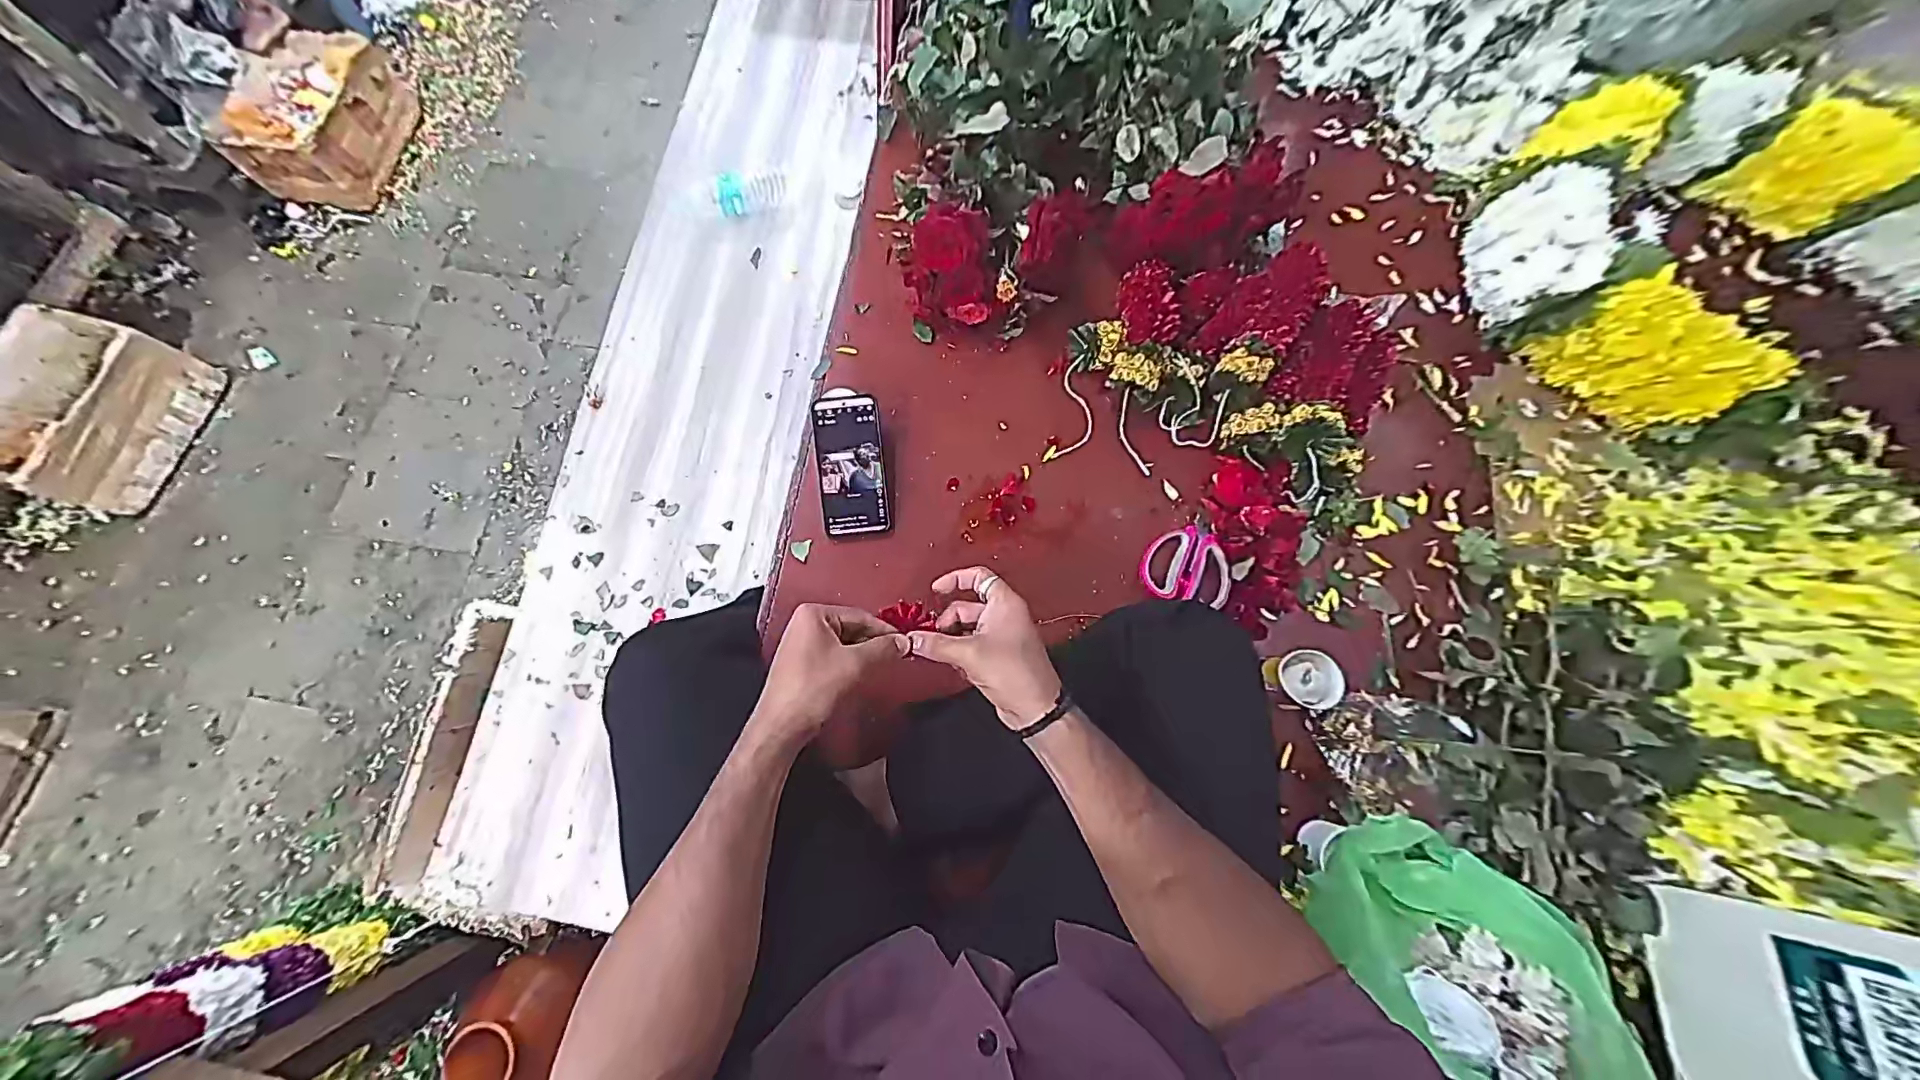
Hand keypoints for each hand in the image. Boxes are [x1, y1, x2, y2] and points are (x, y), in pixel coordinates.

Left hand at [753, 604, 908, 746]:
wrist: (782, 726)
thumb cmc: (811, 689)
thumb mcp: (854, 664)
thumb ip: (882, 648)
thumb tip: (903, 641)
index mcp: (812, 614)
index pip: (859, 616)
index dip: (884, 631)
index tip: (903, 642)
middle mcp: (804, 624)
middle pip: (851, 628)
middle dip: (873, 643)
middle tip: (896, 655)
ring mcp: (801, 644)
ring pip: (844, 644)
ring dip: (863, 655)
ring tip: (881, 666)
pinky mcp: (802, 664)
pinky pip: (833, 656)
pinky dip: (849, 664)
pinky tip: (860, 675)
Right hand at [906, 568, 1062, 728]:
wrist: (1034, 707)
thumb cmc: (1018, 674)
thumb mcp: (969, 654)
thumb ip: (937, 644)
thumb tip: (916, 638)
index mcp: (1004, 603)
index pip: (978, 577)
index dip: (955, 579)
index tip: (937, 589)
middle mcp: (1004, 615)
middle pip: (967, 606)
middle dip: (947, 619)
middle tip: (932, 634)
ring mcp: (1002, 635)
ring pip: (967, 627)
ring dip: (951, 638)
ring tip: (938, 650)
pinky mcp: (997, 654)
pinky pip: (972, 644)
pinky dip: (959, 650)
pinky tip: (953, 664)